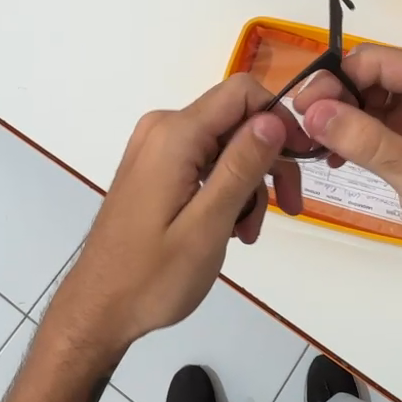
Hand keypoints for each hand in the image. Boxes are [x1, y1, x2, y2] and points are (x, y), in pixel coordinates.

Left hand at [47, 75, 303, 353]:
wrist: (99, 308)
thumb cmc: (152, 276)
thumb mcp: (208, 225)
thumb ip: (241, 166)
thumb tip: (273, 117)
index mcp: (175, 135)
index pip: (242, 92)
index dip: (280, 118)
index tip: (303, 159)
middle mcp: (163, 128)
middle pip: (237, 121)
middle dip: (269, 161)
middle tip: (289, 208)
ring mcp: (156, 147)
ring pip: (225, 145)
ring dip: (248, 184)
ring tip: (248, 232)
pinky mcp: (155, 167)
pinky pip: (204, 161)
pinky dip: (225, 189)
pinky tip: (230, 229)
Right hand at [294, 46, 401, 293]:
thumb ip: (366, 141)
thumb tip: (312, 112)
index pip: (382, 61)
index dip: (338, 78)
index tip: (302, 109)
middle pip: (373, 75)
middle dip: (336, 97)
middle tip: (302, 129)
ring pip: (369, 97)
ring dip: (339, 116)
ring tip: (312, 143)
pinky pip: (374, 121)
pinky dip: (351, 133)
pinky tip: (332, 156)